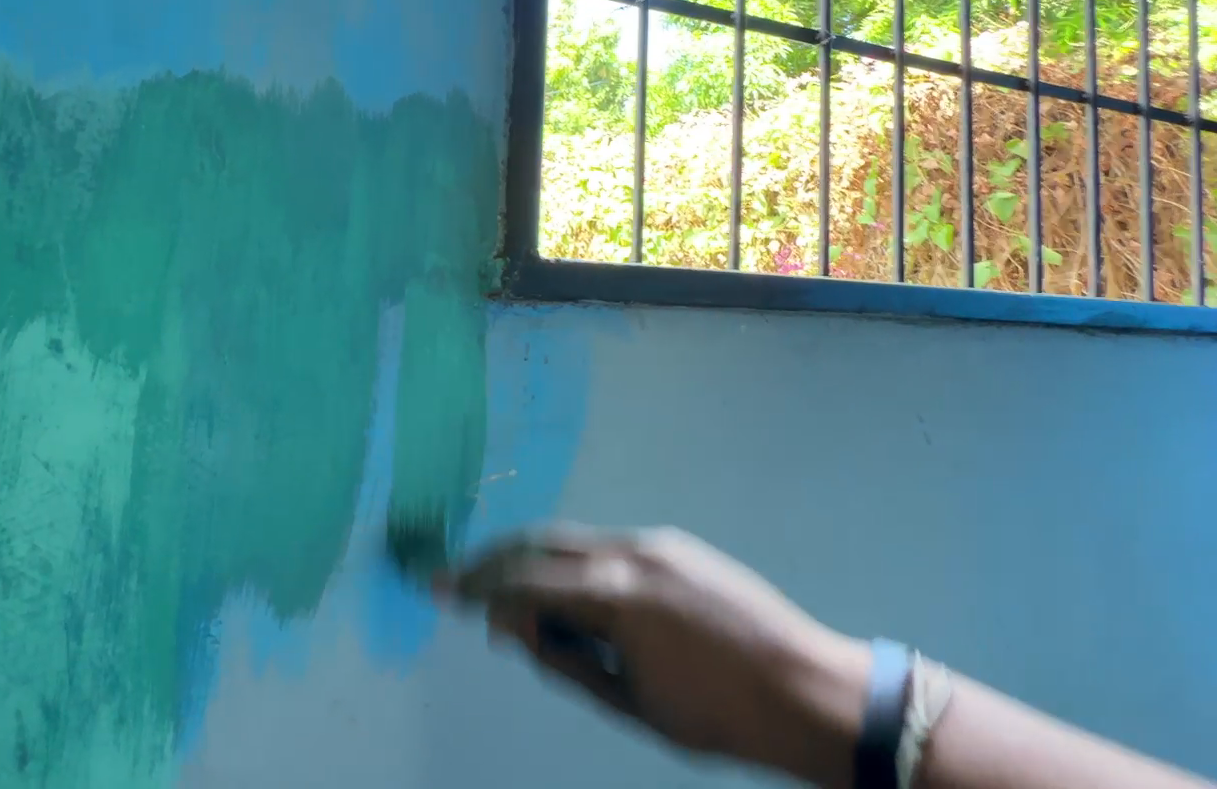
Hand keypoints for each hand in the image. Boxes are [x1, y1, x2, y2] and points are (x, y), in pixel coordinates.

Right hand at [439, 525, 871, 787]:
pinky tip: (565, 587)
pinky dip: (569, 562)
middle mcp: (625, 553)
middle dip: (491, 561)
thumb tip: (513, 627)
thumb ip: (562, 659)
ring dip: (529, 559)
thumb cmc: (721, 717)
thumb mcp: (630, 702)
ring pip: (567, 539)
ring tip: (505, 586)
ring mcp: (651, 542)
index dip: (475, 587)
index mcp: (614, 597)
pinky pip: (601, 546)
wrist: (818, 693)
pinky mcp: (671, 544)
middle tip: (459, 578)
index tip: (440, 588)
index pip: (523, 583)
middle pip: (536, 545)